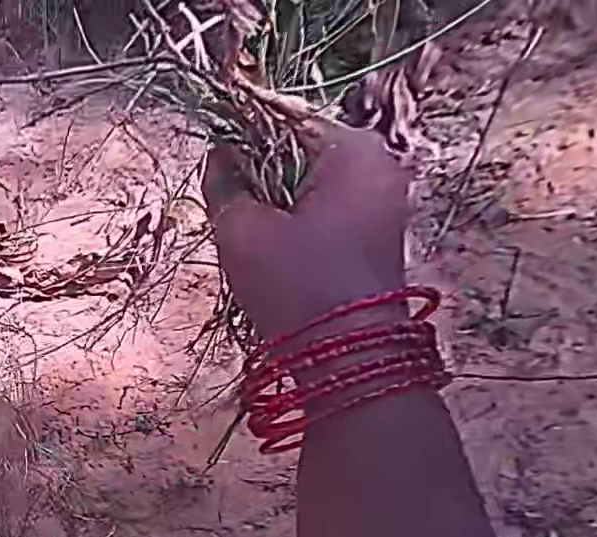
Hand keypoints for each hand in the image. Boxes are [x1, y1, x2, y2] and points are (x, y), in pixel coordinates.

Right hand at [203, 123, 412, 343]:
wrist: (345, 354)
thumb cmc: (295, 284)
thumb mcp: (244, 234)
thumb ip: (224, 189)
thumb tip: (216, 157)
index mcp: (352, 149)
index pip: (284, 122)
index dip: (240, 144)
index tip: (213, 177)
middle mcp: (378, 166)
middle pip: (298, 159)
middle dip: (258, 186)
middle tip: (231, 223)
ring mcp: (383, 205)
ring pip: (308, 194)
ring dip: (272, 215)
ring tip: (250, 252)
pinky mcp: (375, 242)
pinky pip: (323, 221)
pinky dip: (294, 235)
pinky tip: (276, 267)